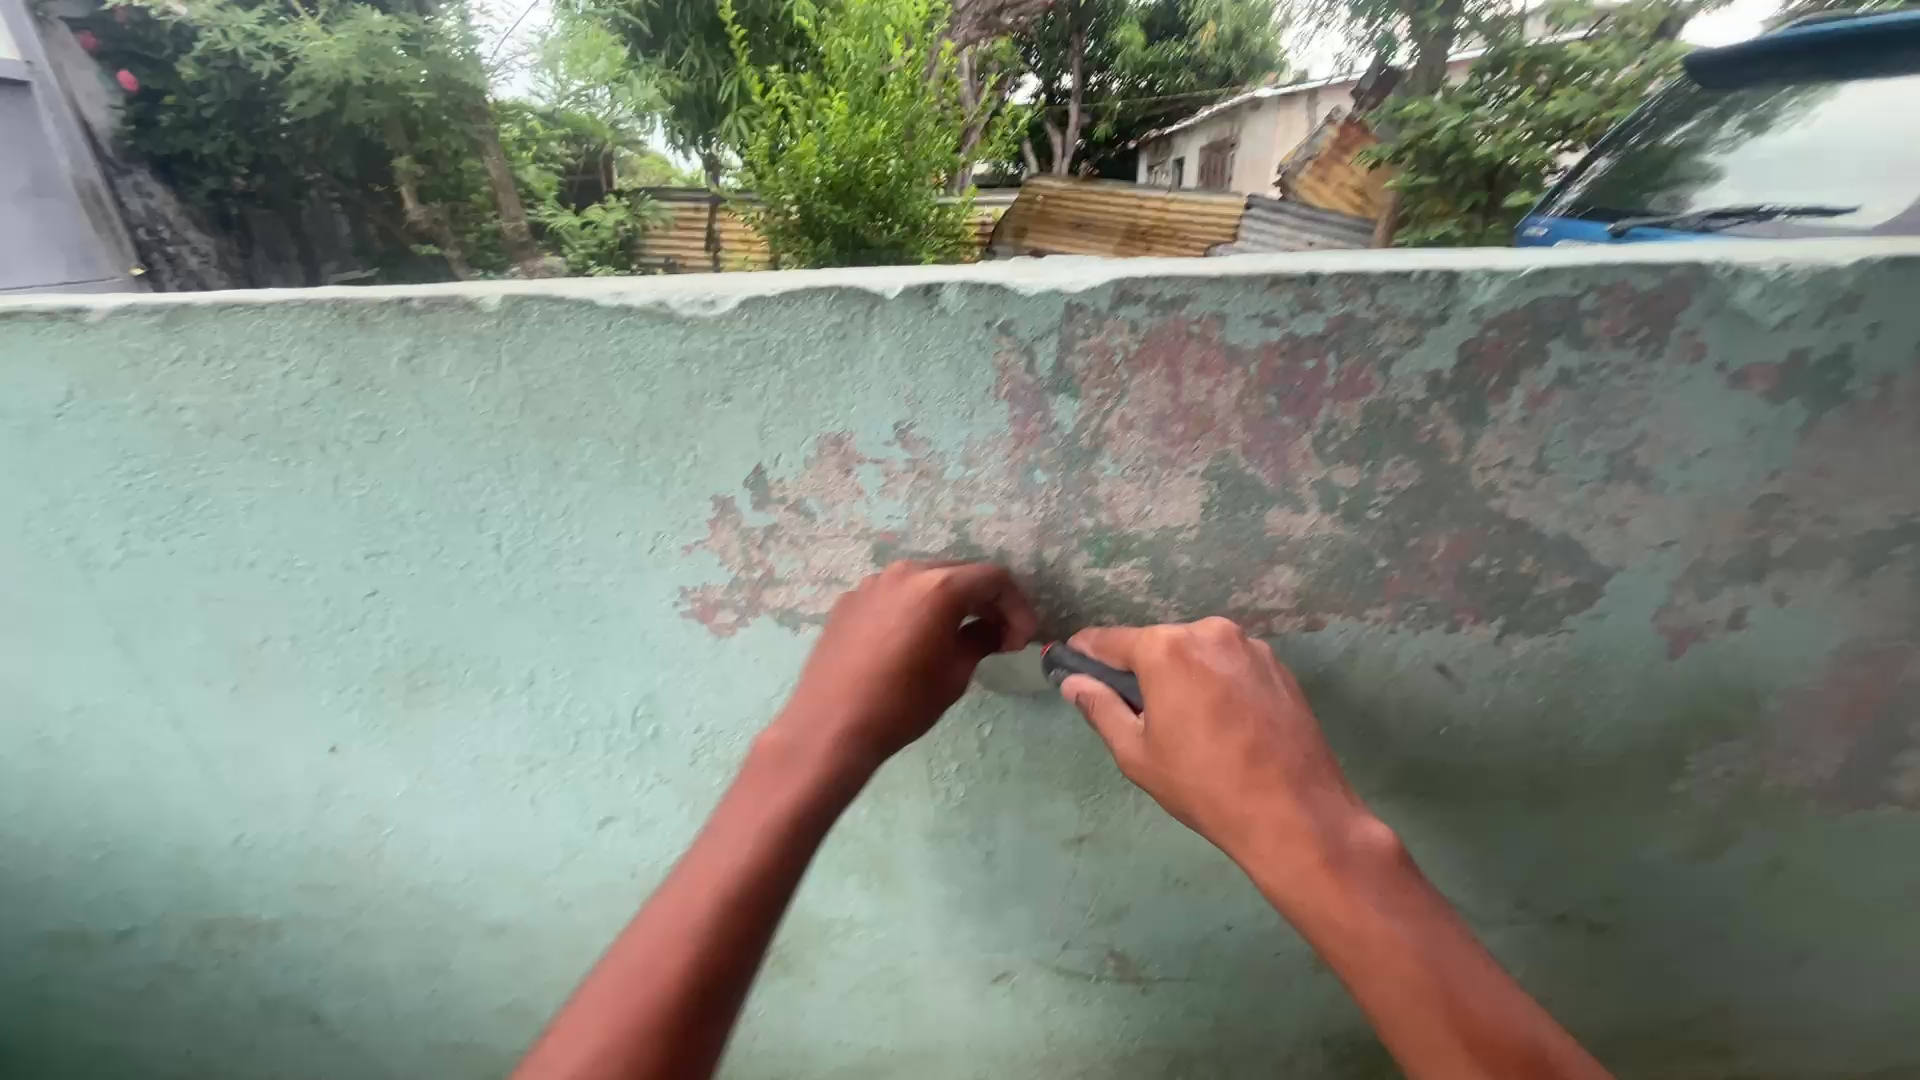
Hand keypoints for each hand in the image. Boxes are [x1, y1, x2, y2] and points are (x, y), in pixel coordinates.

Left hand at [773, 560, 1037, 773]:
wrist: (830, 726)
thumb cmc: (901, 704)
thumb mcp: (954, 675)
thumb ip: (981, 641)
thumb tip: (996, 632)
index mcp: (938, 586)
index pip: (993, 579)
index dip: (1017, 607)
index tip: (1021, 639)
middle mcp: (905, 572)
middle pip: (960, 573)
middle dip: (986, 602)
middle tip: (999, 638)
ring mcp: (873, 583)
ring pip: (926, 581)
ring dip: (951, 603)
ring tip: (959, 638)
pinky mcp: (850, 600)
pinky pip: (896, 594)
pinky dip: (917, 608)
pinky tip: (916, 640)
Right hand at [1061, 618, 1373, 874]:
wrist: (1298, 816)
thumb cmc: (1204, 786)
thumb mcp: (1136, 754)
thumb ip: (1100, 708)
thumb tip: (1072, 682)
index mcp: (1166, 649)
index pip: (1108, 640)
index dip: (1085, 652)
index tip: (1069, 663)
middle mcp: (1208, 632)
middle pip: (1156, 644)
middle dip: (1139, 669)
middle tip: (1136, 711)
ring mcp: (1249, 646)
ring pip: (1196, 652)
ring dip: (1181, 674)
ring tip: (1187, 722)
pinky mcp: (1279, 666)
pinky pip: (1229, 664)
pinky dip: (1216, 681)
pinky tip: (1223, 722)